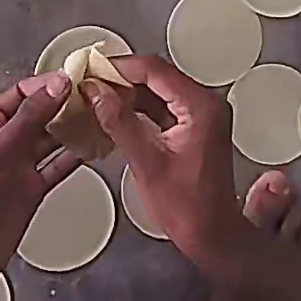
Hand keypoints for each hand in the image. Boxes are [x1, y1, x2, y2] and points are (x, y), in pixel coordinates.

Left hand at [0, 72, 80, 294]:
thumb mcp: (1, 150)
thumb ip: (32, 115)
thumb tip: (58, 83)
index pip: (22, 93)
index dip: (48, 84)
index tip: (78, 79)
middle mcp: (4, 141)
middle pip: (40, 114)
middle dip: (66, 105)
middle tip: (98, 97)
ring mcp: (19, 166)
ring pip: (52, 140)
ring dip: (73, 129)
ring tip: (102, 117)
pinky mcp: (32, 189)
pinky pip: (57, 166)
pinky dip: (74, 157)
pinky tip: (94, 147)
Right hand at [86, 55, 247, 268]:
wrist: (213, 233)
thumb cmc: (186, 205)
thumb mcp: (146, 162)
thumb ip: (119, 123)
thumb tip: (95, 92)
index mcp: (200, 106)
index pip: (155, 70)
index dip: (120, 67)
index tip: (91, 70)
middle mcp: (206, 103)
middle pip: (158, 76)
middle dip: (121, 79)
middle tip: (88, 84)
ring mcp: (202, 114)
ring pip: (159, 90)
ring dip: (128, 93)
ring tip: (95, 97)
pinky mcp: (195, 126)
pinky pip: (163, 106)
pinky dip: (139, 108)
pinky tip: (114, 113)